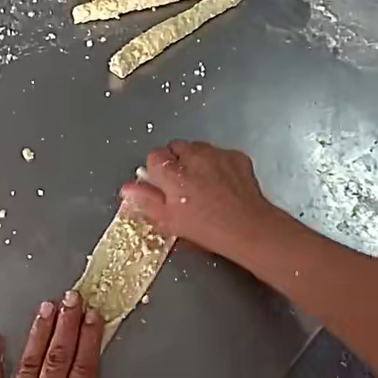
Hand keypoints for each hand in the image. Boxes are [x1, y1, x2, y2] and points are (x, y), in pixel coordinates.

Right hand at [118, 140, 289, 259]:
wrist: (249, 229)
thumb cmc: (207, 229)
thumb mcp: (169, 220)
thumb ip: (146, 200)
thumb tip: (127, 188)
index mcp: (172, 173)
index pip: (154, 156)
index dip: (157, 170)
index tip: (163, 183)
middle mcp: (193, 157)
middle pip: (175, 147)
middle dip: (176, 161)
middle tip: (182, 184)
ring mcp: (216, 154)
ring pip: (197, 148)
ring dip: (196, 160)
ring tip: (204, 183)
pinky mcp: (236, 156)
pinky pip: (219, 153)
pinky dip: (217, 163)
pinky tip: (222, 183)